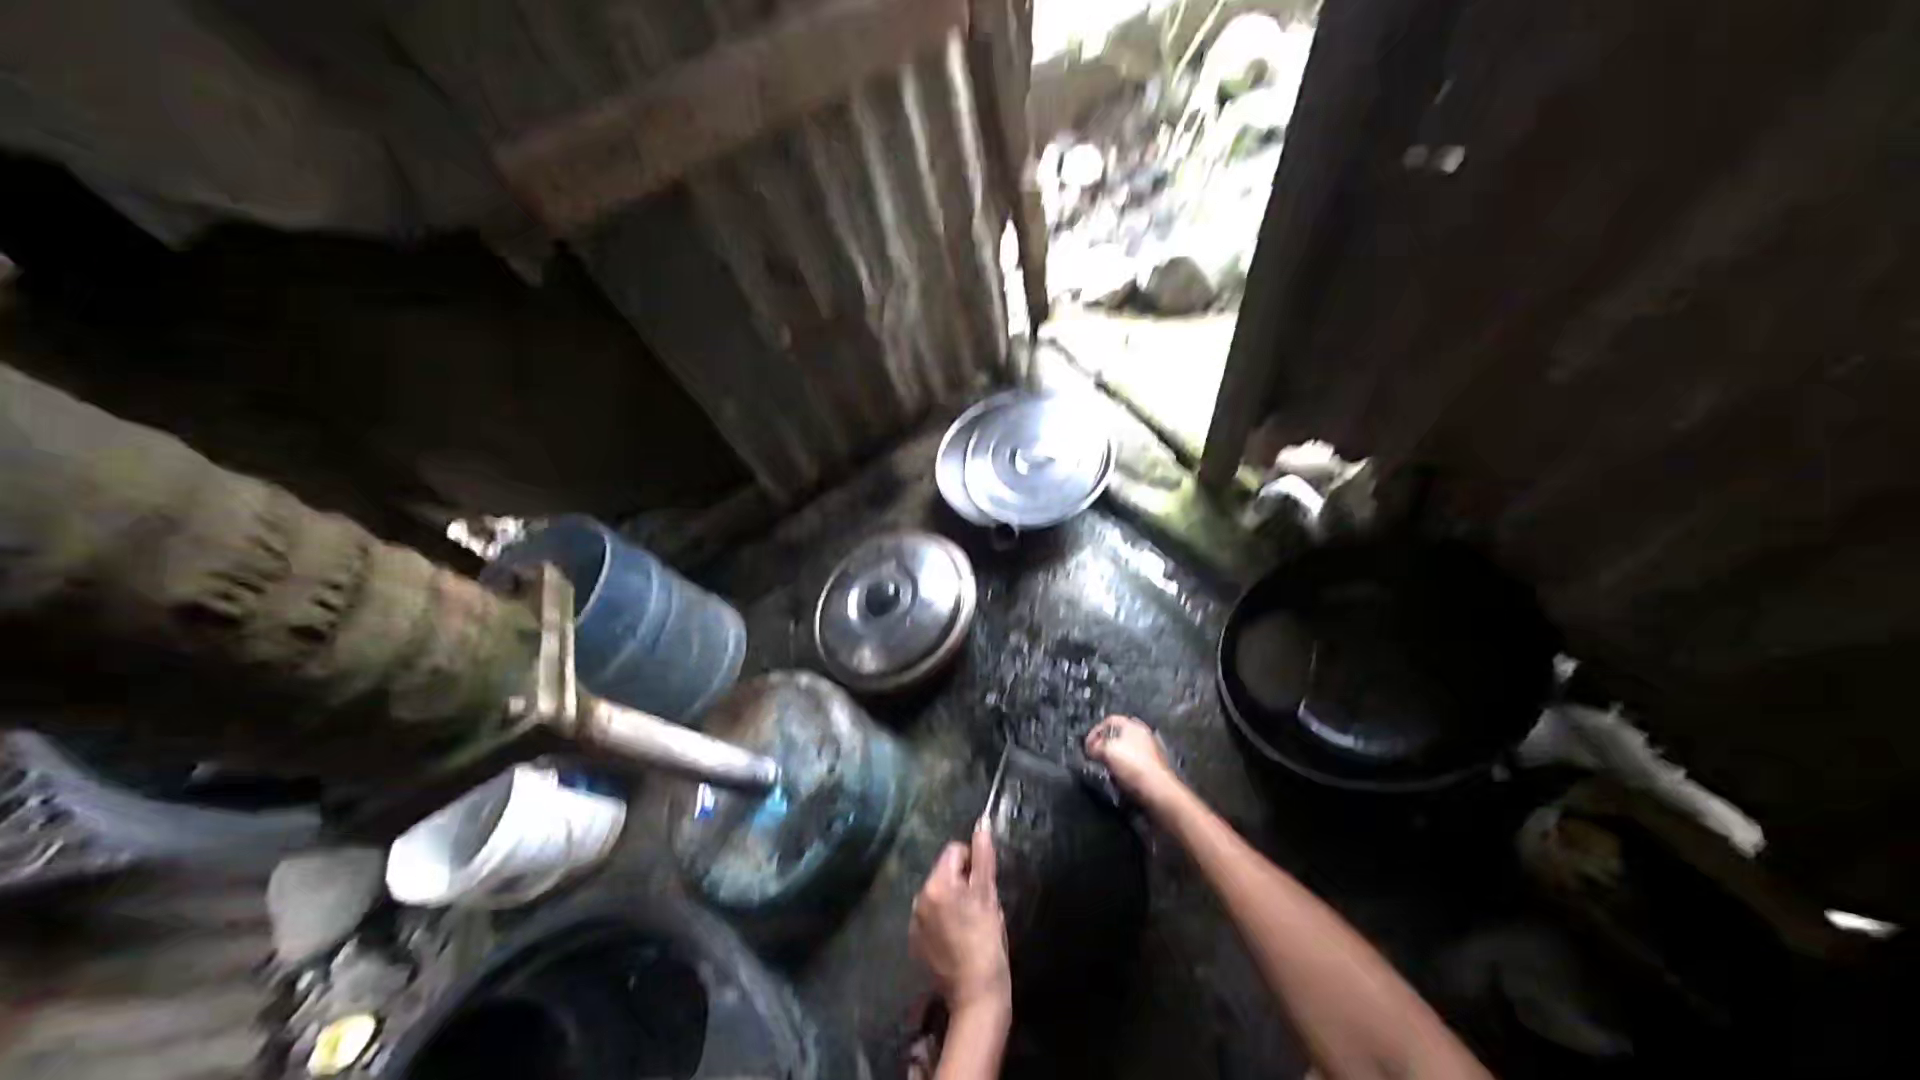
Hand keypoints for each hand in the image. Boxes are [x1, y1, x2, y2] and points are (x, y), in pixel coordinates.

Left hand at [911, 827, 1011, 1017]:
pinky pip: (931, 917)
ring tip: (970, 926)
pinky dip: (944, 921)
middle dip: (962, 883)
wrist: (975, 995)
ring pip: (939, 895)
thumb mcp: (989, 895)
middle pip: (945, 872)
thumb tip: (982, 823)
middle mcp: (919, 898)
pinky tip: (958, 940)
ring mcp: (914, 922)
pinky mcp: (915, 942)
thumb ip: (984, 856)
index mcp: (936, 883)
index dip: (973, 864)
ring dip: (953, 901)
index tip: (984, 888)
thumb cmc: (986, 941)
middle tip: (980, 908)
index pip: (955, 851)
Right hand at [1085, 715, 1181, 805]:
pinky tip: (1118, 776)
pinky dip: (1123, 767)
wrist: (1157, 791)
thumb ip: (1095, 746)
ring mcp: (1150, 751)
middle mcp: (1143, 734)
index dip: (1095, 732)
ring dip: (1114, 756)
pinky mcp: (1153, 767)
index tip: (1087, 747)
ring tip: (1105, 768)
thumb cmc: (1131, 766)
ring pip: (1126, 749)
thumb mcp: (1106, 751)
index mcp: (1132, 726)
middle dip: (1104, 744)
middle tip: (1095, 755)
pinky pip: (1133, 762)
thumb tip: (1091, 749)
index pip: (1109, 721)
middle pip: (1118, 734)